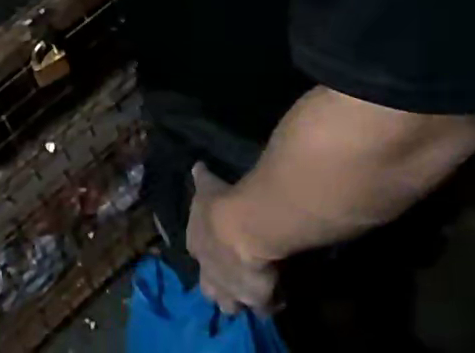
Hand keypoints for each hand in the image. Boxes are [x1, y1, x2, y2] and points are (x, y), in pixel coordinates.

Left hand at [185, 164, 277, 314]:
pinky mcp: (256, 302)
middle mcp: (209, 274)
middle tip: (231, 279)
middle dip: (217, 287)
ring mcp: (232, 291)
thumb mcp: (208, 185)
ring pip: (231, 306)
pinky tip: (277, 293)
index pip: (196, 253)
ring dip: (239, 300)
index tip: (216, 250)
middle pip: (209, 290)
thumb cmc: (220, 204)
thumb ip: (201, 178)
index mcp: (196, 245)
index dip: (206, 253)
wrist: (243, 228)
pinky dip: (269, 303)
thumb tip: (197, 166)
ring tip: (252, 292)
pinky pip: (264, 309)